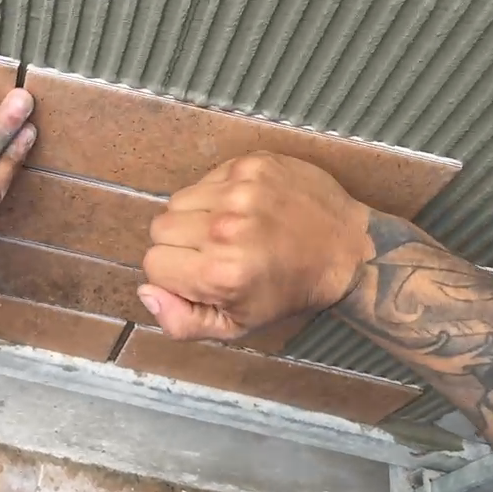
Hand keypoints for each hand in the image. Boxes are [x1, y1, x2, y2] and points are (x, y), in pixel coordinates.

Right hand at [137, 153, 373, 340]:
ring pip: (177, 202)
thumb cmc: (285, 292)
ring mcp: (240, 192)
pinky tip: (242, 209)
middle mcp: (225, 229)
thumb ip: (181, 322)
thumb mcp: (234, 326)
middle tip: (213, 252)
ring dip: (193, 217)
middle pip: (160, 230)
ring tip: (227, 229)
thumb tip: (146, 292)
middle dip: (179, 244)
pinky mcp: (251, 165)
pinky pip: (203, 180)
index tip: (200, 276)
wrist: (346, 248)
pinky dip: (214, 195)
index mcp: (219, 274)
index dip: (172, 274)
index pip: (153, 264)